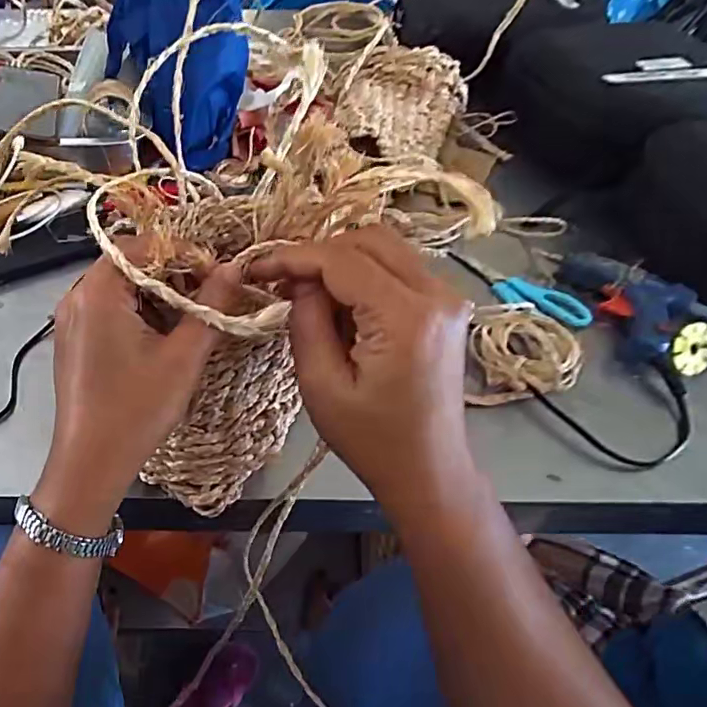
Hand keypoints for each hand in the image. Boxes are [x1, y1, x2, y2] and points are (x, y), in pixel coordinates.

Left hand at [35, 244, 241, 533]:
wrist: (90, 462)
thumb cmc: (137, 410)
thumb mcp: (183, 357)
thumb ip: (210, 306)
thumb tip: (233, 268)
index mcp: (98, 291)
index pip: (144, 245)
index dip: (184, 254)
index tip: (217, 276)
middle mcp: (76, 296)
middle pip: (129, 263)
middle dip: (172, 275)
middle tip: (207, 300)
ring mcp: (69, 319)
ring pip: (119, 287)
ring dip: (156, 296)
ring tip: (188, 323)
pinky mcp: (71, 339)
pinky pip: (106, 309)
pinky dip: (137, 313)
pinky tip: (160, 339)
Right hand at [248, 227, 475, 509]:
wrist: (428, 467)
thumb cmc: (371, 439)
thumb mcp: (320, 386)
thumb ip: (306, 323)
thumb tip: (298, 282)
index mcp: (406, 318)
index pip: (343, 260)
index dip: (294, 257)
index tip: (258, 268)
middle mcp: (437, 295)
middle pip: (369, 238)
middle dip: (319, 254)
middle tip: (284, 283)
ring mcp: (448, 298)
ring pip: (385, 247)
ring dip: (342, 262)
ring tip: (309, 297)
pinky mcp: (446, 306)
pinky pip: (398, 268)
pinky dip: (363, 275)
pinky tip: (342, 308)